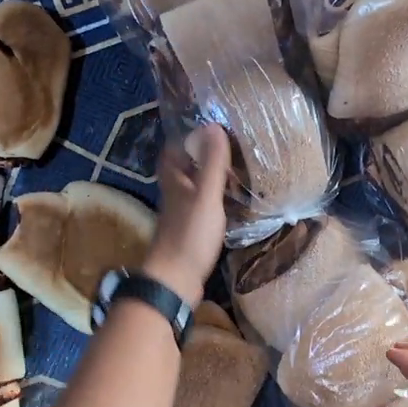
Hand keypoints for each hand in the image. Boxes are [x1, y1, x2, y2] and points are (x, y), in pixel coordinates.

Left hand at [143, 122, 229, 304]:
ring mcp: (181, 218)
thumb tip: (214, 126)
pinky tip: (231, 206)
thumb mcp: (206, 195)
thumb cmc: (190, 235)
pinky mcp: (189, 235)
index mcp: (174, 182)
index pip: (172, 152)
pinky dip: (214, 205)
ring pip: (193, 192)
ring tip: (235, 174)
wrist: (175, 280)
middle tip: (228, 151)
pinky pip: (202, 211)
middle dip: (200, 159)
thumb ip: (212, 163)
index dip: (185, 139)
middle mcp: (174, 196)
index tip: (208, 130)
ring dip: (209, 183)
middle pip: (183, 171)